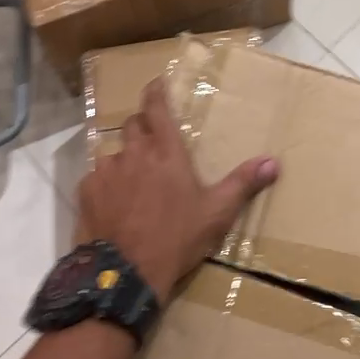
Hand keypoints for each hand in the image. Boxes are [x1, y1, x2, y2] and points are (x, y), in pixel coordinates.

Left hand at [80, 77, 279, 297]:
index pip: (156, 106)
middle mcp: (134, 152)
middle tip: (153, 143)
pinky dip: (105, 184)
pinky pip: (95, 178)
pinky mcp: (86, 192)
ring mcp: (106, 171)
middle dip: (142, 128)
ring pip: (113, 153)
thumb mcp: (216, 214)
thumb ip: (242, 184)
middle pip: (133, 125)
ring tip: (132, 181)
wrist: (125, 275)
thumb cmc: (176, 239)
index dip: (155, 91)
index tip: (157, 83)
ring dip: (123, 160)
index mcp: (166, 151)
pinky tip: (112, 203)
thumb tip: (273, 162)